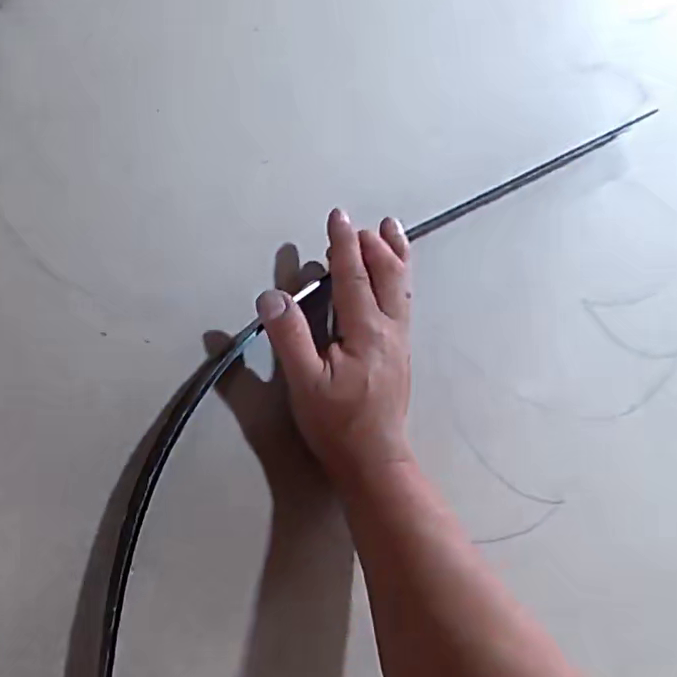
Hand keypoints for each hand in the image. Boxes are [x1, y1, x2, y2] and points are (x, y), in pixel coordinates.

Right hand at [255, 208, 414, 491]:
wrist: (373, 458)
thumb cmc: (335, 423)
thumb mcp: (304, 382)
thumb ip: (289, 337)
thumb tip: (273, 297)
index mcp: (365, 331)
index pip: (353, 278)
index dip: (343, 246)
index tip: (338, 218)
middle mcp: (389, 330)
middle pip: (387, 276)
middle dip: (374, 246)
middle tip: (362, 224)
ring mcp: (399, 342)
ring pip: (402, 288)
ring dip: (395, 257)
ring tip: (391, 233)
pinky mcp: (399, 355)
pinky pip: (403, 304)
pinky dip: (399, 280)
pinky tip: (394, 283)